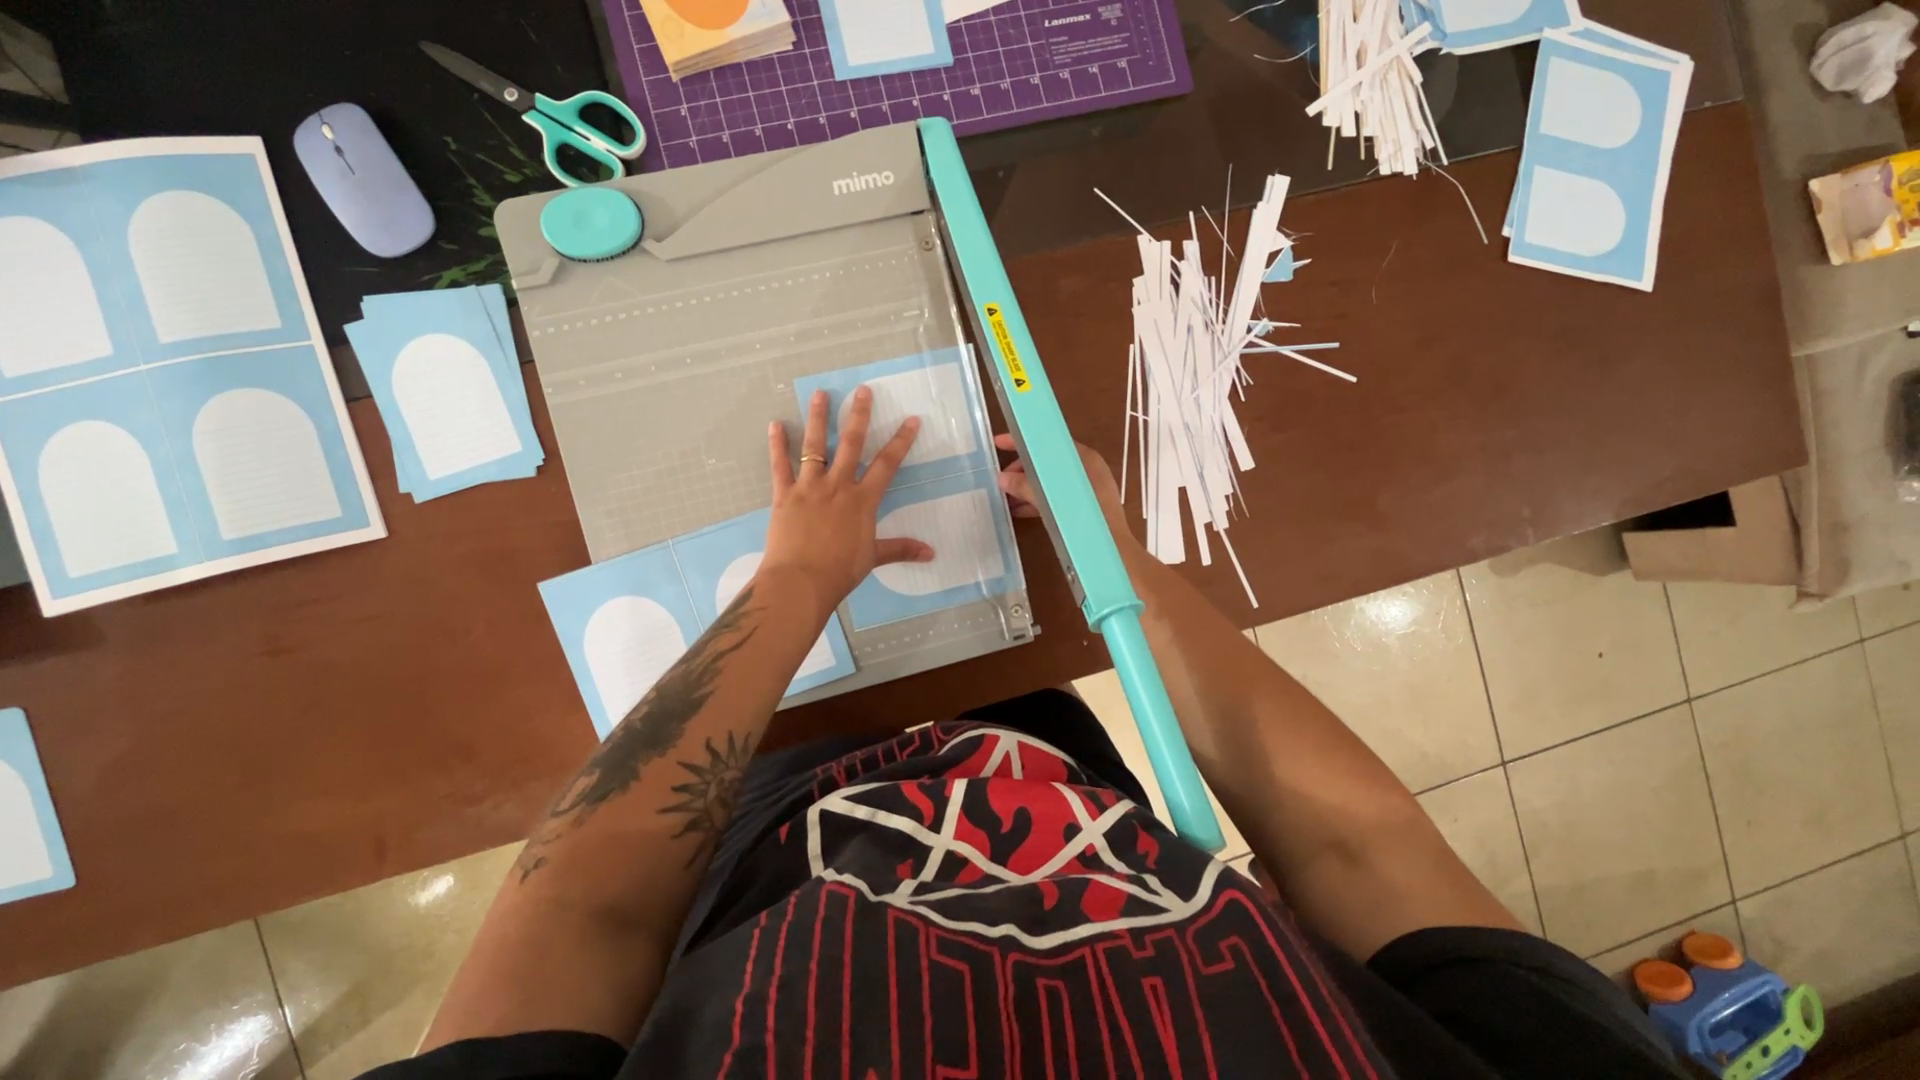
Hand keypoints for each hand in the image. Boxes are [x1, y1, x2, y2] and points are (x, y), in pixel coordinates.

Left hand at [761, 387, 932, 620]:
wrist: (800, 582)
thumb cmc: (840, 572)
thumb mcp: (872, 558)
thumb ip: (900, 549)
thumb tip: (931, 553)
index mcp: (862, 500)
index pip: (887, 465)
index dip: (901, 441)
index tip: (911, 420)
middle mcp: (838, 486)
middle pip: (851, 444)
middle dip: (859, 415)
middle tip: (862, 390)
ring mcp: (809, 487)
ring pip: (815, 446)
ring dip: (818, 418)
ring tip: (820, 394)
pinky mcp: (784, 495)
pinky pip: (779, 465)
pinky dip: (777, 445)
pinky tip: (775, 424)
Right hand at [992, 433, 1130, 537]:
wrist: (1110, 549)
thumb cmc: (1081, 517)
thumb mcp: (1047, 498)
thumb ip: (1024, 486)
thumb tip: (1002, 479)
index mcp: (1083, 458)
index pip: (1048, 442)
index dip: (1022, 442)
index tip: (998, 444)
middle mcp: (1086, 469)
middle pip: (1048, 463)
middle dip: (1022, 471)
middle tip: (1002, 480)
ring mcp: (1087, 490)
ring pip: (1050, 482)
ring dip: (1027, 489)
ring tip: (1005, 499)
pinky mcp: (1085, 509)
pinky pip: (1057, 498)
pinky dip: (1039, 502)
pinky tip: (1019, 511)